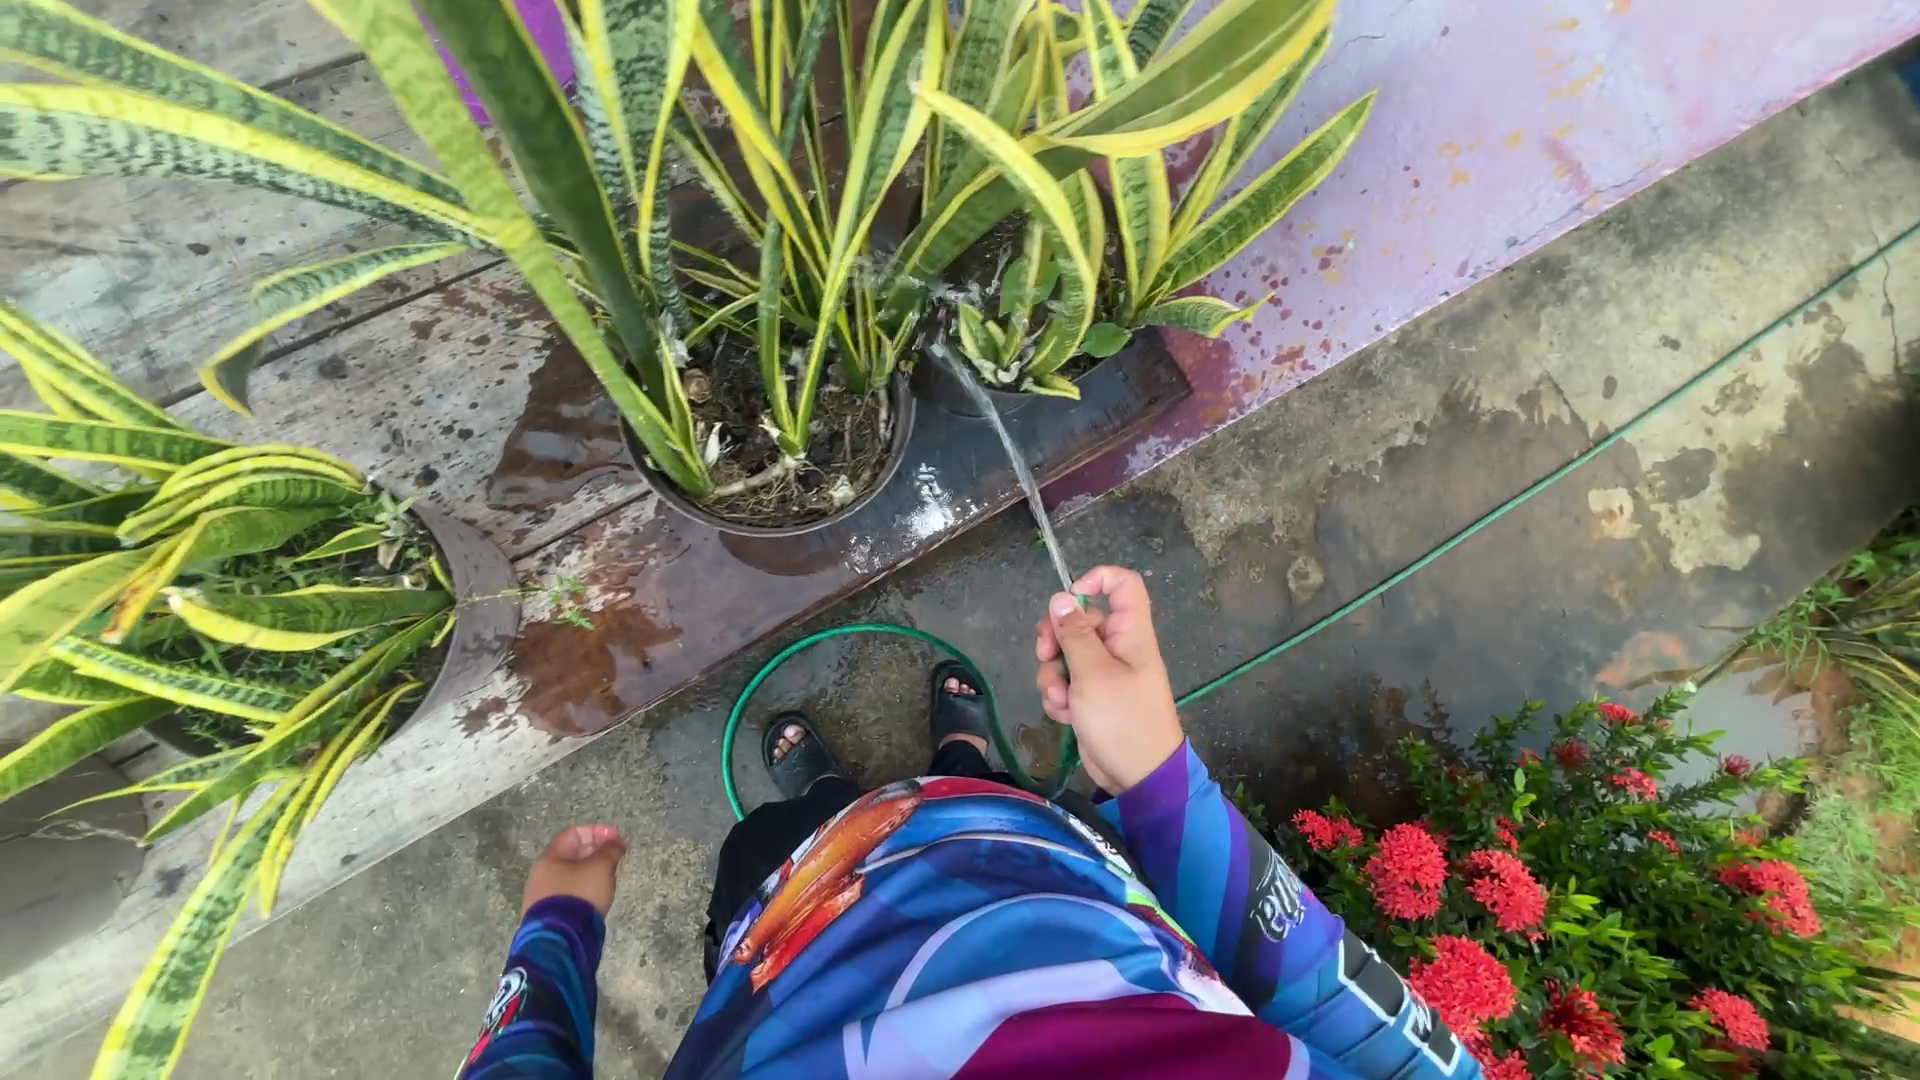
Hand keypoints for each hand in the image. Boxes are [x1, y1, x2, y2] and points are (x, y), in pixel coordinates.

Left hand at [522, 824, 627, 915]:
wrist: (560, 939)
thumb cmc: (580, 893)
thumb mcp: (600, 866)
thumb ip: (610, 850)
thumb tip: (616, 843)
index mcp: (551, 857)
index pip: (575, 833)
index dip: (598, 831)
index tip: (617, 839)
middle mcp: (542, 874)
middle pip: (573, 853)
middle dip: (597, 851)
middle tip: (616, 856)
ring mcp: (543, 895)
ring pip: (572, 873)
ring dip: (592, 870)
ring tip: (610, 876)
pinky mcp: (549, 914)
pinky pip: (570, 891)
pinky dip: (585, 887)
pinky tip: (597, 894)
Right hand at [1034, 565, 1183, 793]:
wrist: (1138, 776)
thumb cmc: (1123, 719)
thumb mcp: (1093, 673)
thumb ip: (1074, 634)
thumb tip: (1060, 597)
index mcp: (1130, 633)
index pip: (1123, 585)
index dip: (1097, 579)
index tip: (1070, 596)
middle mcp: (1117, 647)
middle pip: (1080, 620)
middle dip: (1056, 638)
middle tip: (1045, 654)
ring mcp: (1102, 673)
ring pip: (1065, 654)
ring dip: (1053, 675)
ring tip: (1060, 699)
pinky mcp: (1089, 697)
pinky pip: (1065, 682)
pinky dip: (1059, 696)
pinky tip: (1065, 715)